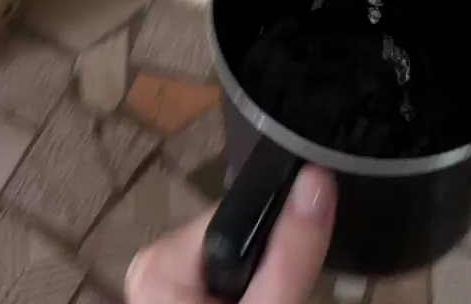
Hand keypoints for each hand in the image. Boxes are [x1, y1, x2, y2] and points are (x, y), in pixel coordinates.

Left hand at [126, 168, 335, 303]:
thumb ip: (289, 255)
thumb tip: (317, 178)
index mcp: (158, 261)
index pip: (234, 213)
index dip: (272, 232)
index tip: (299, 249)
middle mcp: (153, 261)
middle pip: (235, 232)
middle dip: (265, 258)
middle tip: (282, 291)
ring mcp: (162, 280)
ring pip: (234, 254)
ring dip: (260, 273)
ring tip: (273, 294)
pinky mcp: (175, 291)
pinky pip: (224, 272)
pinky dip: (249, 284)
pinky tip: (258, 296)